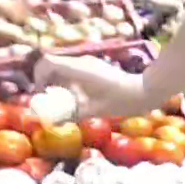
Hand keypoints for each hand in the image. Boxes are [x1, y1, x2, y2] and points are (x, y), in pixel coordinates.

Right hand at [35, 54, 155, 117]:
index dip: (38, 76)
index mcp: (78, 67)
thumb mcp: (97, 109)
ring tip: (65, 102)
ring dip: (61, 83)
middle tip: (51, 100)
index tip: (40, 93)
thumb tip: (56, 122)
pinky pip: (78, 73)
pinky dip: (73, 84)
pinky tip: (80, 99)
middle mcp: (82, 61)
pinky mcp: (98, 69)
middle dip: (49, 81)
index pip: (47, 62)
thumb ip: (75, 113)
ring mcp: (91, 64)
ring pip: (66, 69)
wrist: (146, 92)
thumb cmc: (122, 100)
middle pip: (55, 65)